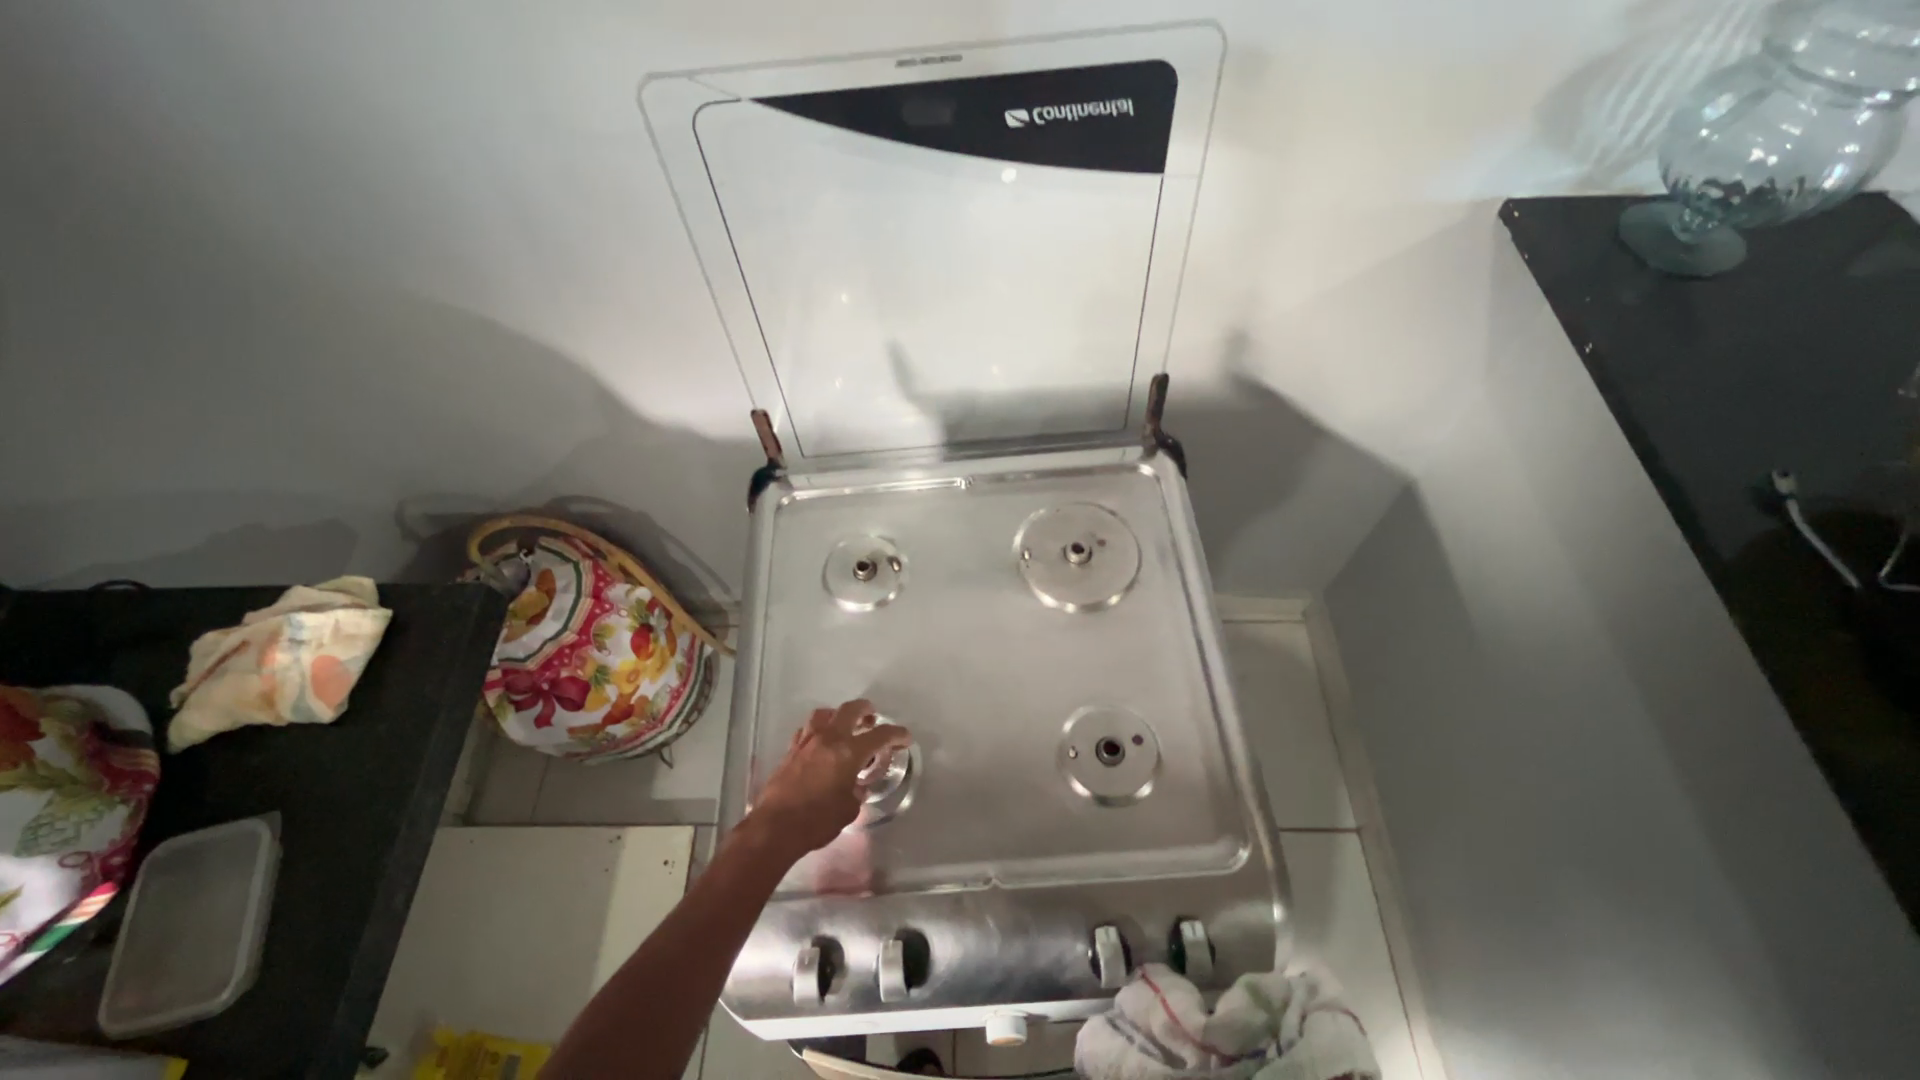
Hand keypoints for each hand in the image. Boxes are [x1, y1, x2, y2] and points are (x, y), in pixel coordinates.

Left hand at [742, 699, 910, 862]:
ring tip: (844, 725)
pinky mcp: (790, 751)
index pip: (879, 736)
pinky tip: (820, 742)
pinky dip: (818, 730)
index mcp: (848, 752)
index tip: (905, 738)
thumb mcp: (849, 809)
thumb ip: (857, 791)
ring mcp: (806, 743)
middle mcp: (828, 739)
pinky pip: (807, 730)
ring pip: (823, 714)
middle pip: (849, 710)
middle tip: (873, 716)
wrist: (775, 827)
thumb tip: (855, 785)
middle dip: (865, 709)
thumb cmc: (817, 821)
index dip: (896, 735)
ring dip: (838, 715)